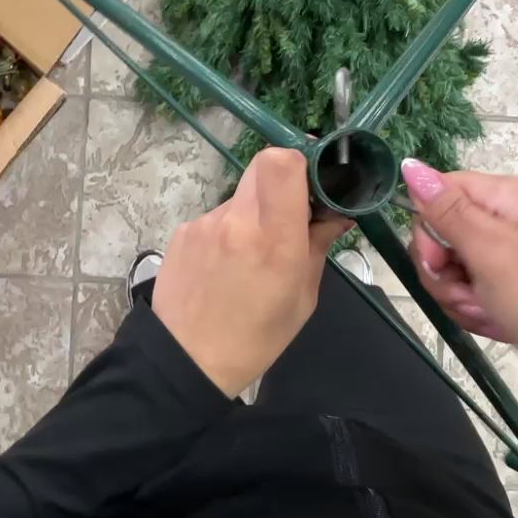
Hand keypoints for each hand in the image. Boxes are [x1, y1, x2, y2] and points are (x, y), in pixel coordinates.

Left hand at [150, 148, 352, 397]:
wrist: (186, 360)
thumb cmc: (255, 338)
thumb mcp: (302, 297)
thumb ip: (318, 245)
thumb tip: (335, 213)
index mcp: (273, 239)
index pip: (282, 162)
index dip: (301, 158)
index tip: (315, 176)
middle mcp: (236, 221)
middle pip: (263, 166)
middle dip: (284, 182)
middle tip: (292, 212)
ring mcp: (204, 224)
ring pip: (241, 196)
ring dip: (255, 213)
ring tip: (253, 256)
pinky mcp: (183, 231)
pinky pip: (218, 218)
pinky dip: (230, 231)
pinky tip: (226, 266)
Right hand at [400, 159, 517, 413]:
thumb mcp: (491, 252)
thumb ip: (447, 209)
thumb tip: (410, 165)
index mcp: (505, 196)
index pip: (437, 192)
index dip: (427, 228)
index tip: (440, 261)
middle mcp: (507, 216)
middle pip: (440, 233)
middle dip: (443, 271)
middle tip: (467, 293)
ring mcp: (510, 251)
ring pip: (452, 266)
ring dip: (459, 295)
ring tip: (489, 313)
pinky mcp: (513, 281)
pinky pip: (473, 288)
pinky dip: (476, 308)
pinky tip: (497, 321)